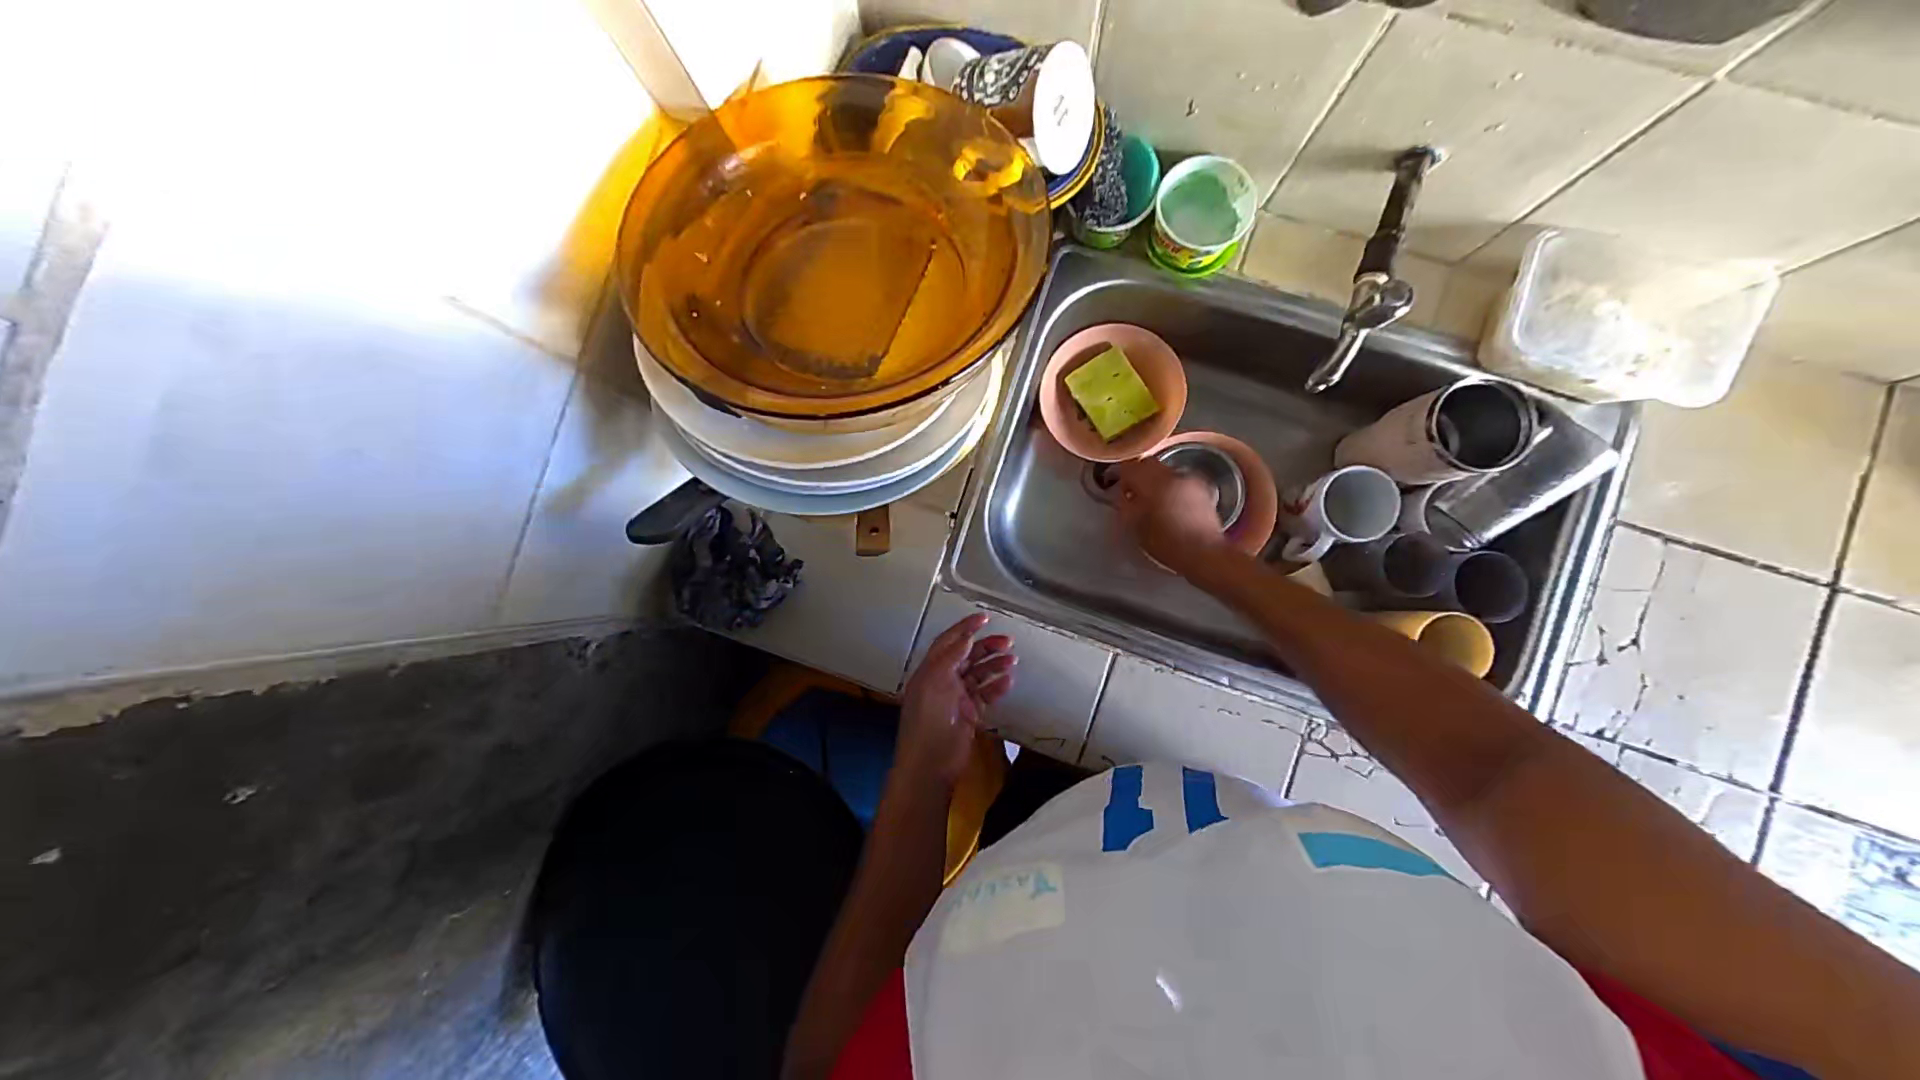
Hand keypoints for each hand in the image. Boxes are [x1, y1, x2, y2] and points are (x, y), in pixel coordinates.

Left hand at [896, 614, 1015, 786]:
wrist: (930, 765)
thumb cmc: (927, 723)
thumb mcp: (935, 684)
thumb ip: (950, 658)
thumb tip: (967, 636)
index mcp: (930, 671)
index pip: (948, 642)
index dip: (965, 628)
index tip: (984, 618)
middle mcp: (943, 681)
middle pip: (966, 656)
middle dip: (986, 646)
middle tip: (1007, 641)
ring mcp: (956, 698)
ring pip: (978, 674)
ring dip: (994, 665)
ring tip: (1013, 659)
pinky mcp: (969, 714)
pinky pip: (985, 695)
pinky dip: (997, 686)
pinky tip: (1009, 681)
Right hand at [1114, 457, 1230, 575]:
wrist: (1204, 552)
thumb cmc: (1166, 543)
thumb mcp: (1136, 527)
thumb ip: (1125, 505)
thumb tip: (1123, 494)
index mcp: (1152, 483)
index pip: (1130, 467)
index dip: (1121, 475)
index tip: (1119, 487)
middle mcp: (1172, 475)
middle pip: (1149, 463)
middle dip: (1139, 474)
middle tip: (1134, 491)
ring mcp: (1190, 480)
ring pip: (1166, 471)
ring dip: (1157, 481)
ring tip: (1154, 501)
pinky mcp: (1203, 488)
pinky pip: (1181, 480)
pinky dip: (1173, 487)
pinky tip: (1173, 505)